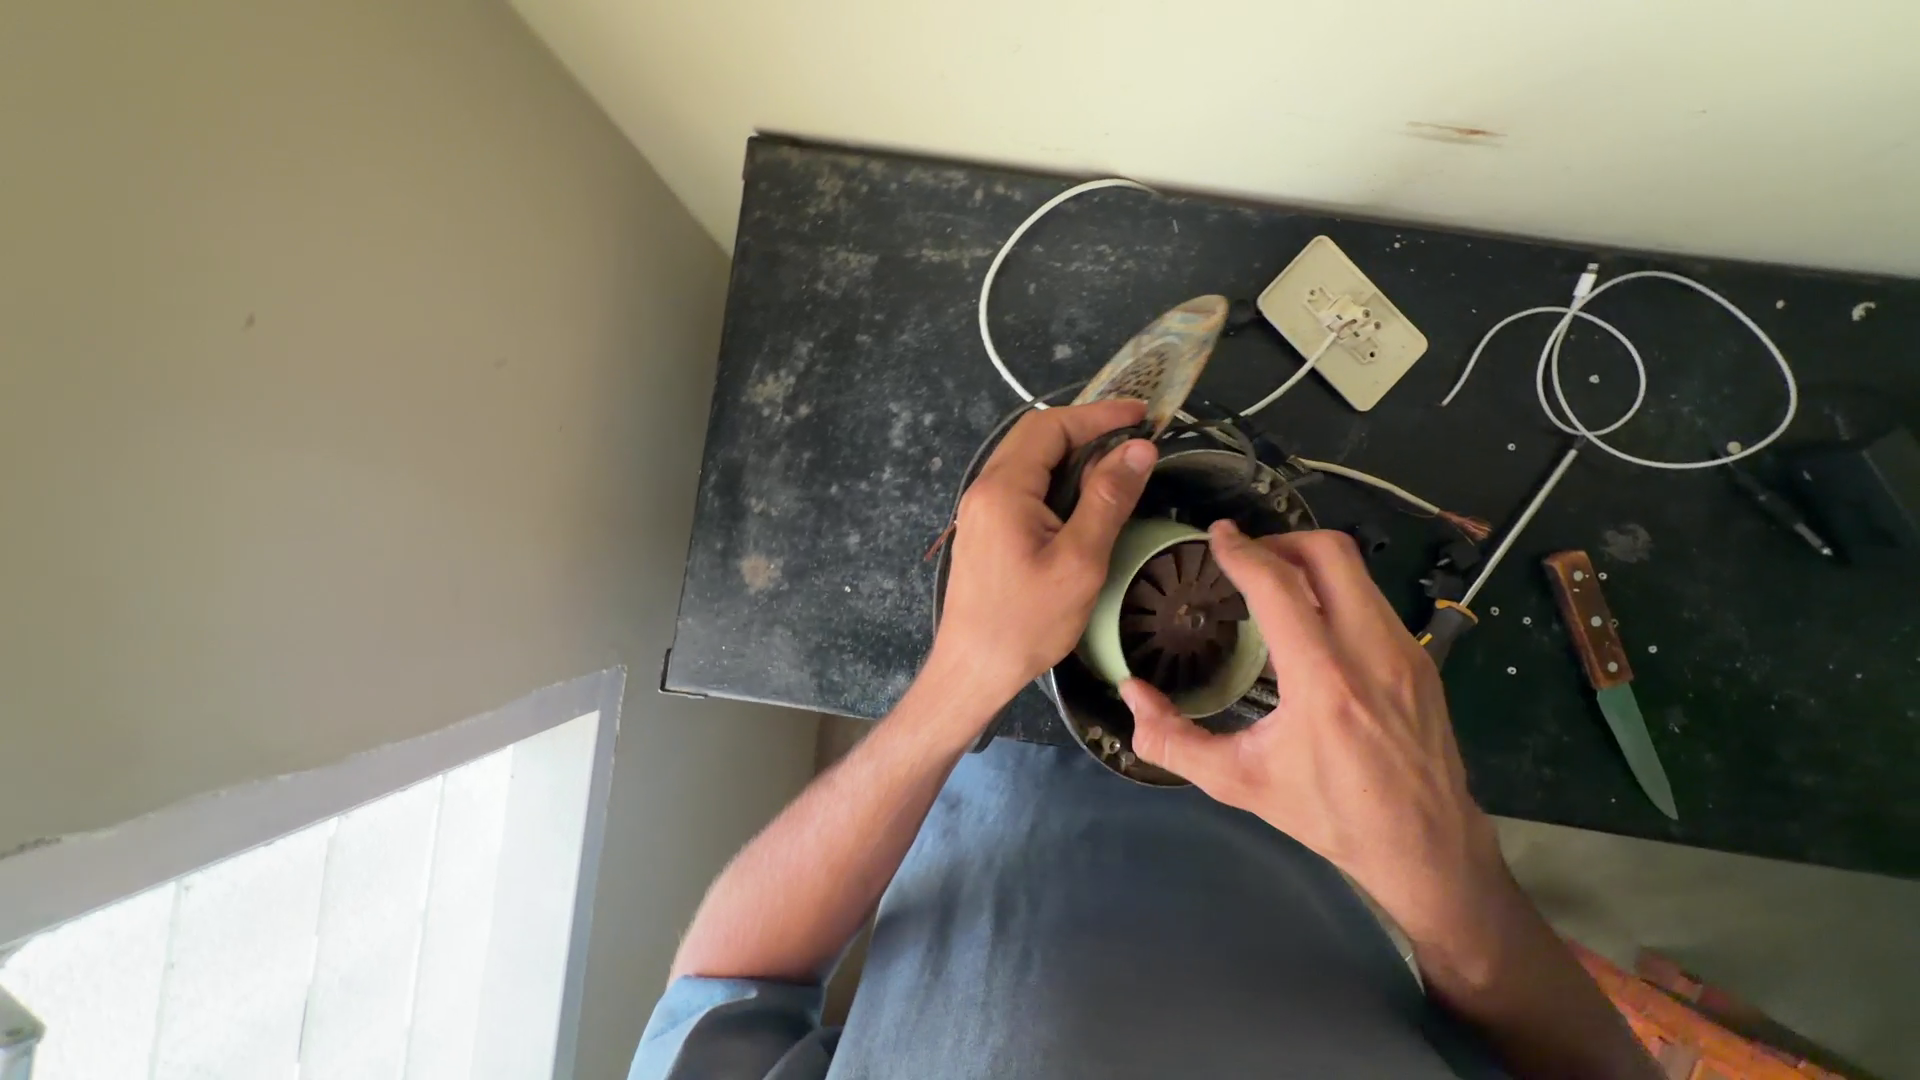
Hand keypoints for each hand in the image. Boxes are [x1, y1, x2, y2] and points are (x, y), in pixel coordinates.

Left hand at [932, 399, 1157, 710]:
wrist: (973, 669)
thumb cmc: (1027, 622)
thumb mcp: (1079, 562)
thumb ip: (1108, 500)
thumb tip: (1139, 449)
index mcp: (1003, 489)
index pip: (1050, 427)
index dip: (1099, 415)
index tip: (1143, 416)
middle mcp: (984, 488)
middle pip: (1035, 436)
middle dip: (1086, 429)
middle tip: (1134, 437)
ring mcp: (979, 509)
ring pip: (1028, 461)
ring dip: (1071, 454)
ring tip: (1117, 463)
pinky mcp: (984, 530)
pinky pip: (1021, 486)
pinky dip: (1055, 479)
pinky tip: (1082, 497)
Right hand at [1121, 521, 1506, 944]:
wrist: (1428, 848)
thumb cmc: (1328, 815)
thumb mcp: (1238, 783)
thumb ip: (1172, 740)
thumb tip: (1131, 693)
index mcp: (1323, 682)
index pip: (1280, 588)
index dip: (1242, 552)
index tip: (1216, 535)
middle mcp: (1372, 653)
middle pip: (1331, 553)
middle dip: (1281, 540)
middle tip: (1246, 558)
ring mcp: (1405, 652)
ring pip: (1358, 571)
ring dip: (1309, 562)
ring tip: (1272, 584)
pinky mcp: (1422, 660)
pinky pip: (1372, 599)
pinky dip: (1335, 590)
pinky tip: (1310, 622)